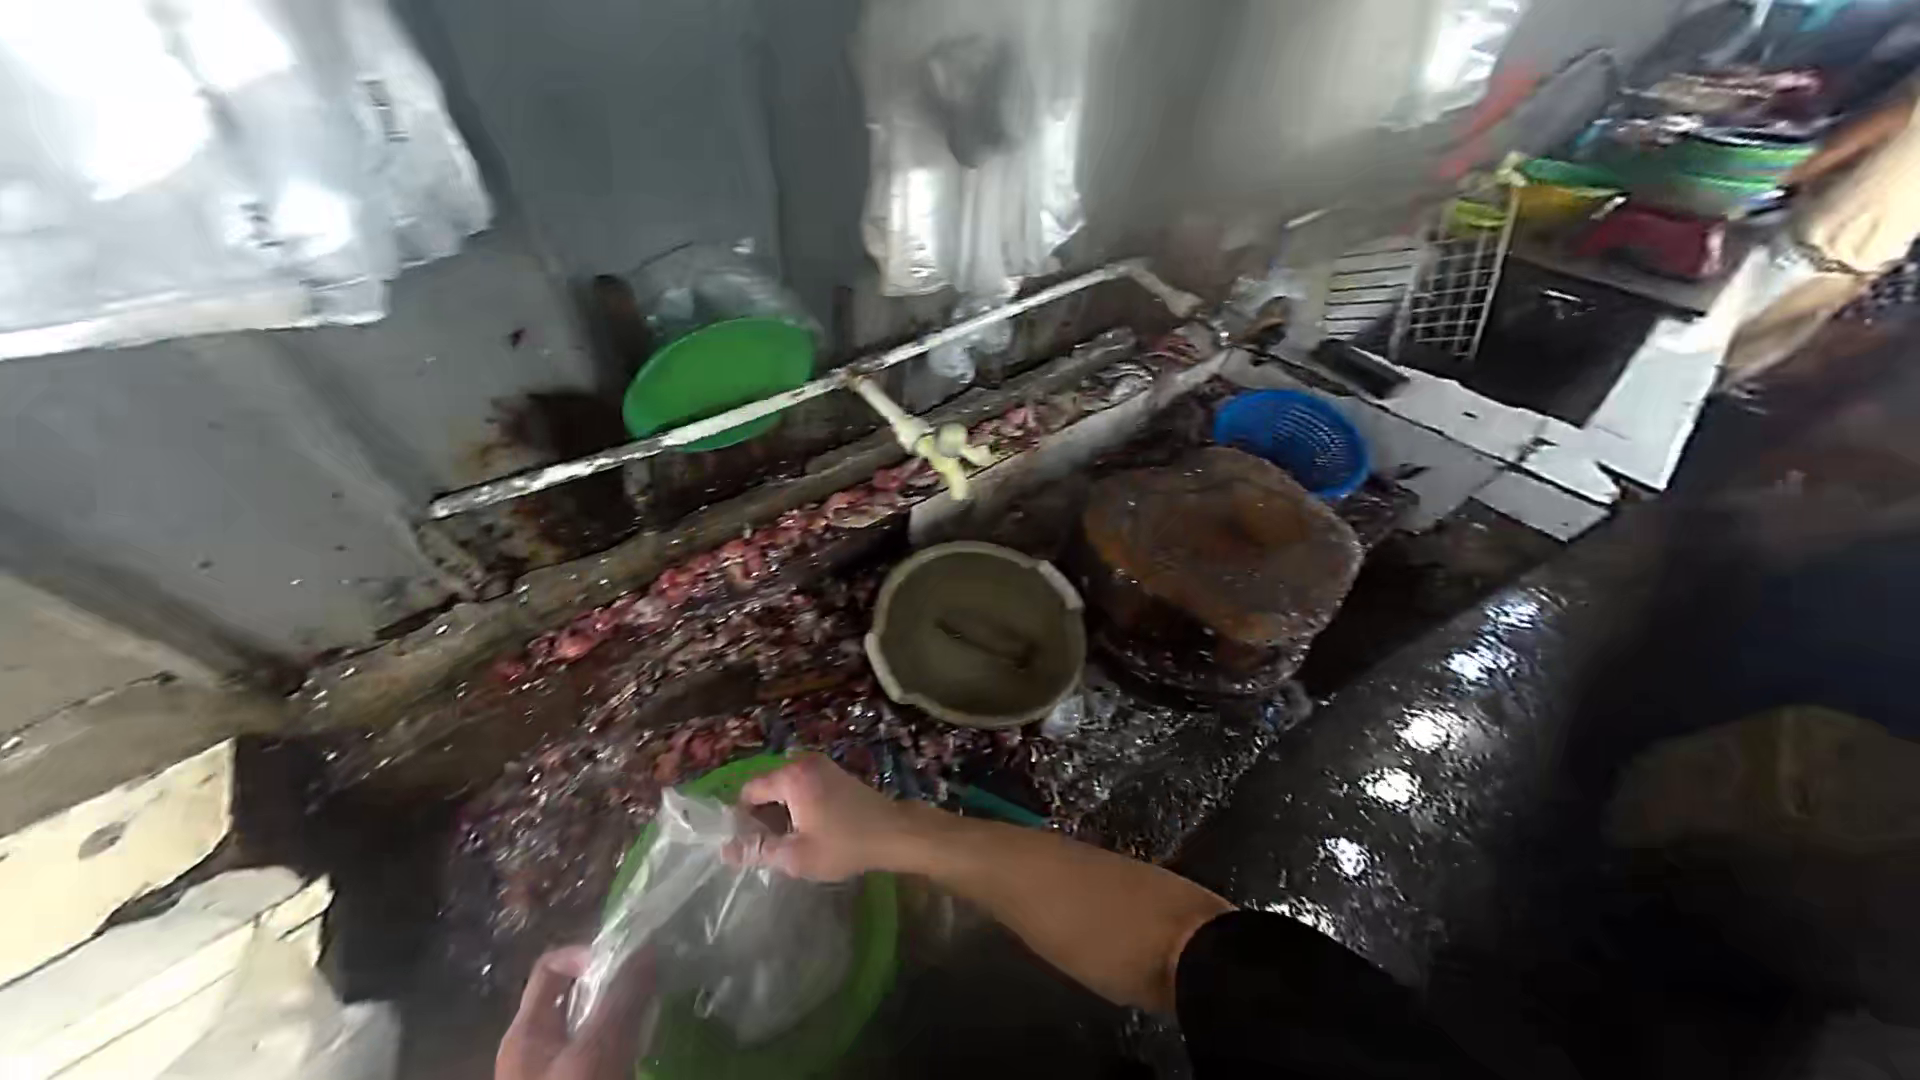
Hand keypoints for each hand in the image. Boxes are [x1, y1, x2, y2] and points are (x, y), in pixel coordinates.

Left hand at [496, 947, 652, 1079]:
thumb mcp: (597, 1053)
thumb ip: (623, 997)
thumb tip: (649, 946)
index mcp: (525, 1032)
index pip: (551, 965)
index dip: (586, 953)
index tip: (624, 962)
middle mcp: (535, 1045)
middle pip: (575, 990)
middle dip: (615, 979)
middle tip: (649, 979)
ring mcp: (555, 1071)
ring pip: (592, 1018)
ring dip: (623, 1007)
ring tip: (652, 1008)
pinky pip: (601, 1046)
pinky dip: (624, 1035)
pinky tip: (644, 1043)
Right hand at [737, 753, 916, 880]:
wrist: (893, 832)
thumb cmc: (844, 844)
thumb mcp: (796, 855)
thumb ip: (759, 849)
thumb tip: (726, 850)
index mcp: (792, 776)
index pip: (749, 791)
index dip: (741, 818)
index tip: (746, 844)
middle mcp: (804, 761)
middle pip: (767, 786)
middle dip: (762, 815)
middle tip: (768, 847)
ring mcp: (822, 765)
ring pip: (785, 787)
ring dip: (781, 812)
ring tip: (787, 842)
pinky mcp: (834, 773)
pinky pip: (802, 785)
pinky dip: (797, 805)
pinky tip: (806, 830)